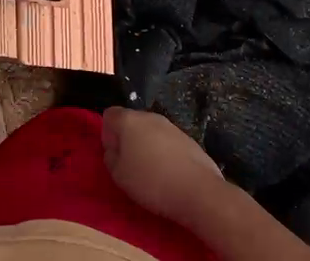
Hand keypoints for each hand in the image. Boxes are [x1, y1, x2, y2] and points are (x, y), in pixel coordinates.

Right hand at [102, 107, 224, 224]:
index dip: (108, 135)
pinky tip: (174, 177)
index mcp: (129, 120)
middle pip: (133, 123)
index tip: (115, 156)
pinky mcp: (193, 143)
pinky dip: (169, 157)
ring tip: (156, 174)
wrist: (201, 194)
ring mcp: (174, 129)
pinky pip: (172, 146)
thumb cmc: (152, 182)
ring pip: (154, 134)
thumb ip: (110, 158)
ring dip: (150, 149)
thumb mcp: (118, 176)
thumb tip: (115, 151)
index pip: (109, 115)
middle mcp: (151, 117)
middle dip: (130, 141)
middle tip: (133, 166)